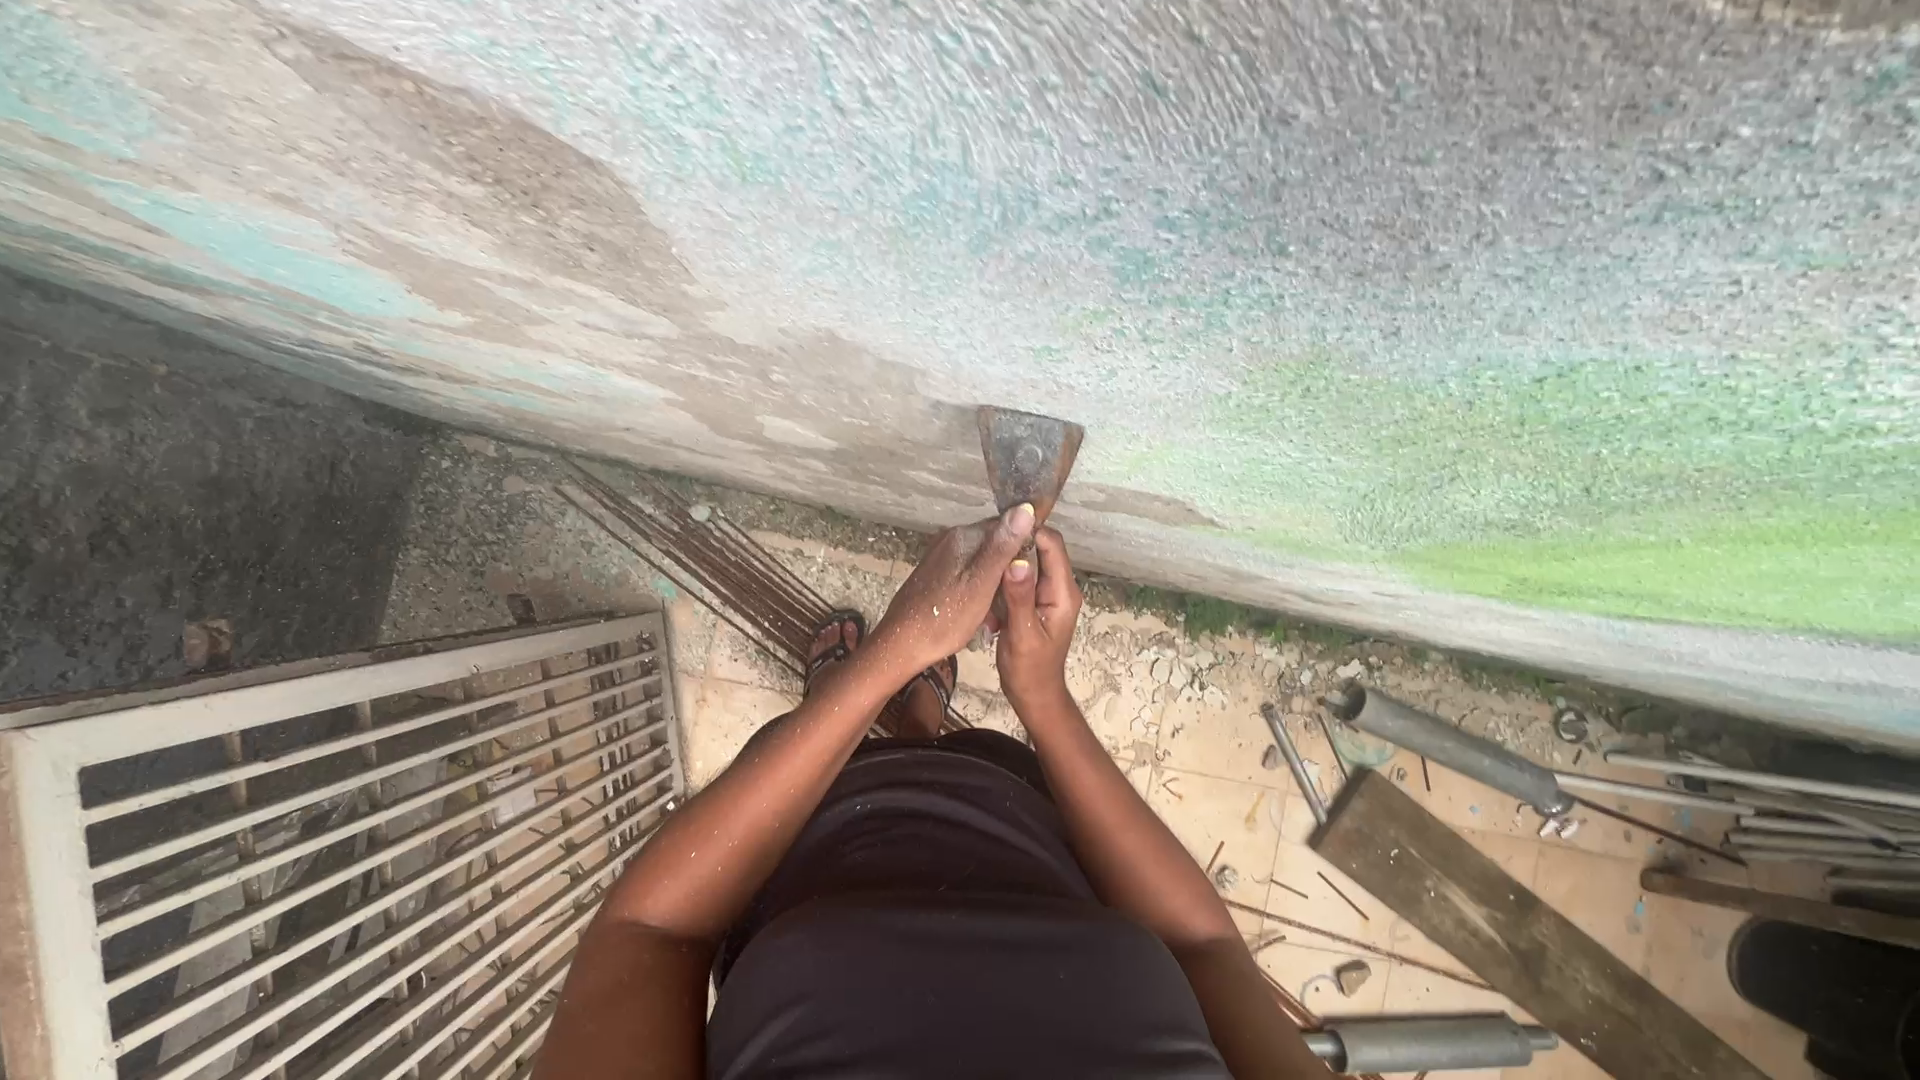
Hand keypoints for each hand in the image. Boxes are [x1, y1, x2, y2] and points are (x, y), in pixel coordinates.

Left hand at [869, 503, 1035, 675]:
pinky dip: (979, 589)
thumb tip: (1025, 508)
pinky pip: (968, 574)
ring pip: (982, 561)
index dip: (1023, 548)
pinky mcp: (936, 574)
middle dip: (1008, 568)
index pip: (1006, 526)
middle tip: (1013, 598)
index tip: (1030, 574)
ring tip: (998, 611)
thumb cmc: (945, 618)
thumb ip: (1002, 547)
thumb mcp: (981, 583)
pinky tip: (981, 612)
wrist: (901, 645)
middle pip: (994, 544)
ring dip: (995, 583)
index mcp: (963, 536)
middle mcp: (951, 539)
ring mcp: (941, 556)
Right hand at [995, 527, 1082, 711]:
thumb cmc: (1029, 669)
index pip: (1051, 545)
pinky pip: (1019, 578)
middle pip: (1040, 548)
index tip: (999, 526)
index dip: (1029, 529)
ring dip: (1006, 563)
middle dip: (1014, 544)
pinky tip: (985, 588)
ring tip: (981, 562)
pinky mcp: (1033, 600)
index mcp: (1063, 592)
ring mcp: (1047, 593)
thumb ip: (1020, 597)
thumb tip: (1016, 560)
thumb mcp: (1022, 634)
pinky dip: (1003, 580)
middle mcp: (1059, 587)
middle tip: (983, 543)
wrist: (1033, 694)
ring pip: (1027, 562)